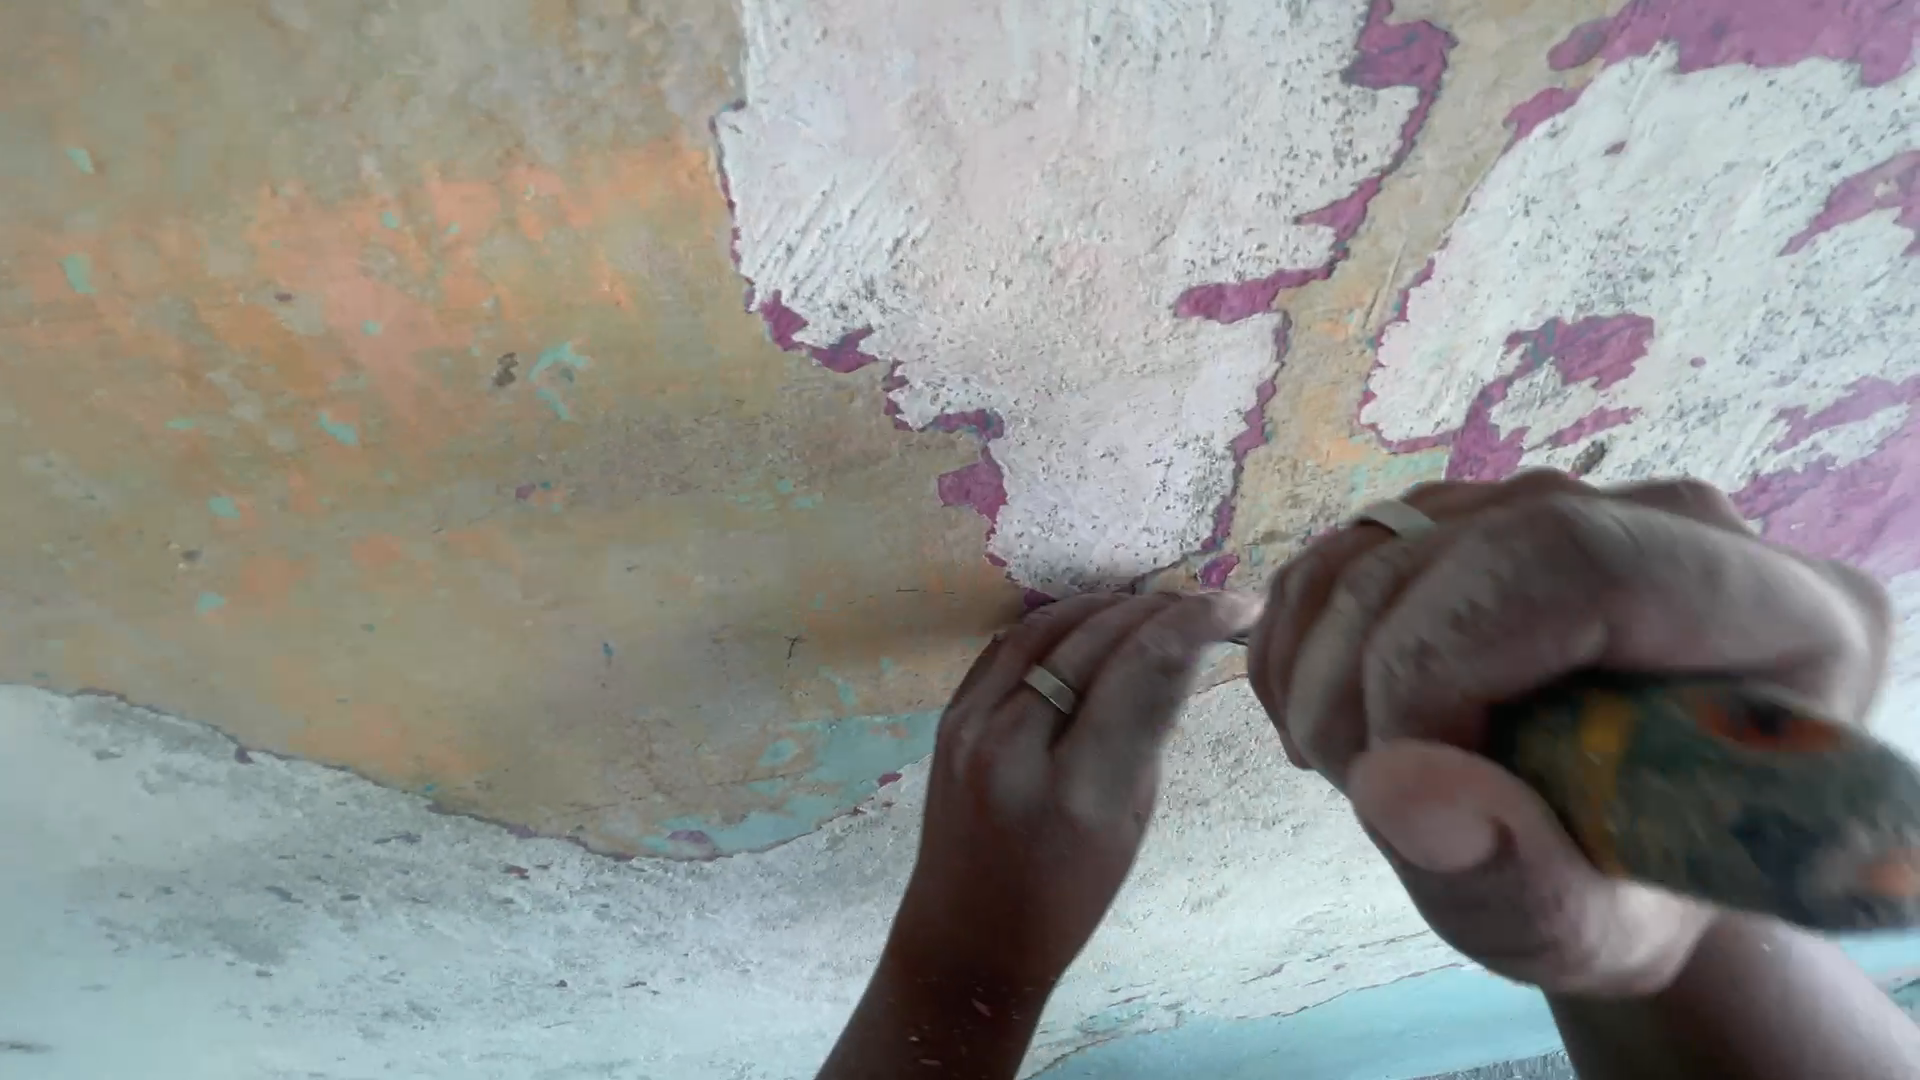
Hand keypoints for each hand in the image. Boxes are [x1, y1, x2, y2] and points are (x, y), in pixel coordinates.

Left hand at [888, 590, 1260, 989]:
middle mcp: (1016, 742)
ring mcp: (970, 722)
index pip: (1145, 670)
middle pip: (1096, 639)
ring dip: (1105, 605)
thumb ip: (1147, 730)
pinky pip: (1008, 645)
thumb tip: (1175, 653)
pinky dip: (1055, 623)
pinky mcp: (949, 714)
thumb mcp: (1130, 820)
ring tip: (1149, 606)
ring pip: (1046, 628)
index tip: (1236, 604)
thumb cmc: (1065, 899)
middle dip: (1158, 609)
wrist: (967, 934)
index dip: (1197, 623)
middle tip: (1198, 603)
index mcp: (1077, 787)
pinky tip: (1088, 622)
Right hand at [1244, 472, 1890, 995]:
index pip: (1562, 560)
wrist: (1585, 837)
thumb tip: (1394, 787)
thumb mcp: (1584, 928)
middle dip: (1347, 685)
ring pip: (1352, 555)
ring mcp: (1529, 507)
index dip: (1440, 659)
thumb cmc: (1614, 887)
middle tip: (1355, 788)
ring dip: (1309, 674)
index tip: (1400, 772)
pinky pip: (1319, 564)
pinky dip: (1287, 650)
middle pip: (1426, 556)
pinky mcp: (1441, 521)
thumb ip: (1510, 875)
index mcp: (1768, 608)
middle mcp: (1646, 520)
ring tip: (1348, 761)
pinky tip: (1318, 716)